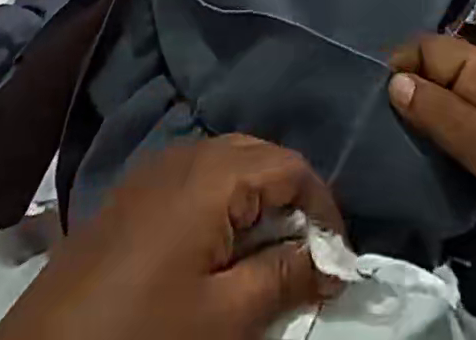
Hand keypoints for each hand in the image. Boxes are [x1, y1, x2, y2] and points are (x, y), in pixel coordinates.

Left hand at [0, 135, 345, 339]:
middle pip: (260, 155)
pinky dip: (225, 197)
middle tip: (308, 254)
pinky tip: (224, 241)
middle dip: (293, 198)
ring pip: (229, 160)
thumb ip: (283, 277)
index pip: (290, 166)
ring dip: (259, 196)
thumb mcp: (225, 316)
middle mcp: (187, 153)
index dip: (323, 208)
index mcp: (213, 175)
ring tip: (271, 251)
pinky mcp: (138, 185)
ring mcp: (158, 165)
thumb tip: (329, 259)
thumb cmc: (145, 329)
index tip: (337, 258)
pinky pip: (198, 173)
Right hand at [389, 36, 475, 339]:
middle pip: (440, 78)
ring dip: (424, 127)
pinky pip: (469, 143)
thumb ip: (445, 116)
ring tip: (388, 152)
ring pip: (452, 112)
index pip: (433, 49)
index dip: (400, 66)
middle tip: (372, 131)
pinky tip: (424, 172)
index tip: (370, 101)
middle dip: (406, 97)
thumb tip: (393, 79)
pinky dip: (446, 152)